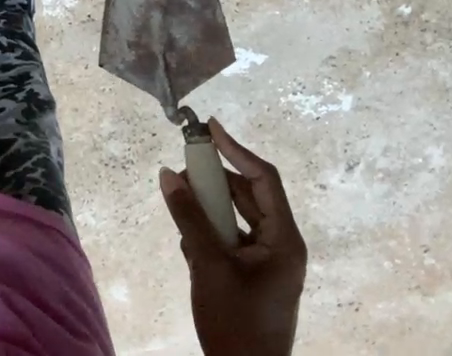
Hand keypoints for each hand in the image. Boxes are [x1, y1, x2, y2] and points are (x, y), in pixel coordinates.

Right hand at [159, 120, 307, 355]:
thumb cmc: (236, 322)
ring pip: (235, 216)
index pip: (263, 179)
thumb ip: (189, 217)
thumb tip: (167, 174)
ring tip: (179, 200)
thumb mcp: (208, 265)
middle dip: (214, 180)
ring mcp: (267, 262)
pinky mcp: (251, 275)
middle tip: (182, 166)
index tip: (209, 128)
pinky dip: (208, 231)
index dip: (236, 149)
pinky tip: (187, 240)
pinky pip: (229, 238)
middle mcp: (281, 245)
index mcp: (284, 240)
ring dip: (207, 207)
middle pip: (248, 195)